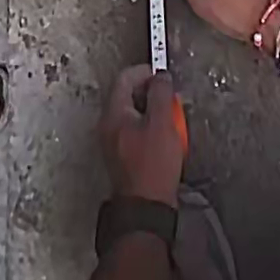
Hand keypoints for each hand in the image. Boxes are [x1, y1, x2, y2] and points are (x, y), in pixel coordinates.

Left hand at [100, 64, 186, 205]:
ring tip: (171, 117)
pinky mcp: (122, 154)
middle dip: (150, 91)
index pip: (125, 78)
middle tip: (170, 97)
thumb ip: (160, 94)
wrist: (146, 208)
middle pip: (127, 94)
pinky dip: (149, 126)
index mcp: (113, 113)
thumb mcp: (162, 123)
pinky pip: (134, 130)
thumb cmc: (154, 164)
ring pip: (132, 113)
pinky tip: (165, 137)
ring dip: (152, 109)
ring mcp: (113, 140)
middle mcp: (108, 124)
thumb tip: (160, 76)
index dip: (145, 72)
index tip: (163, 76)